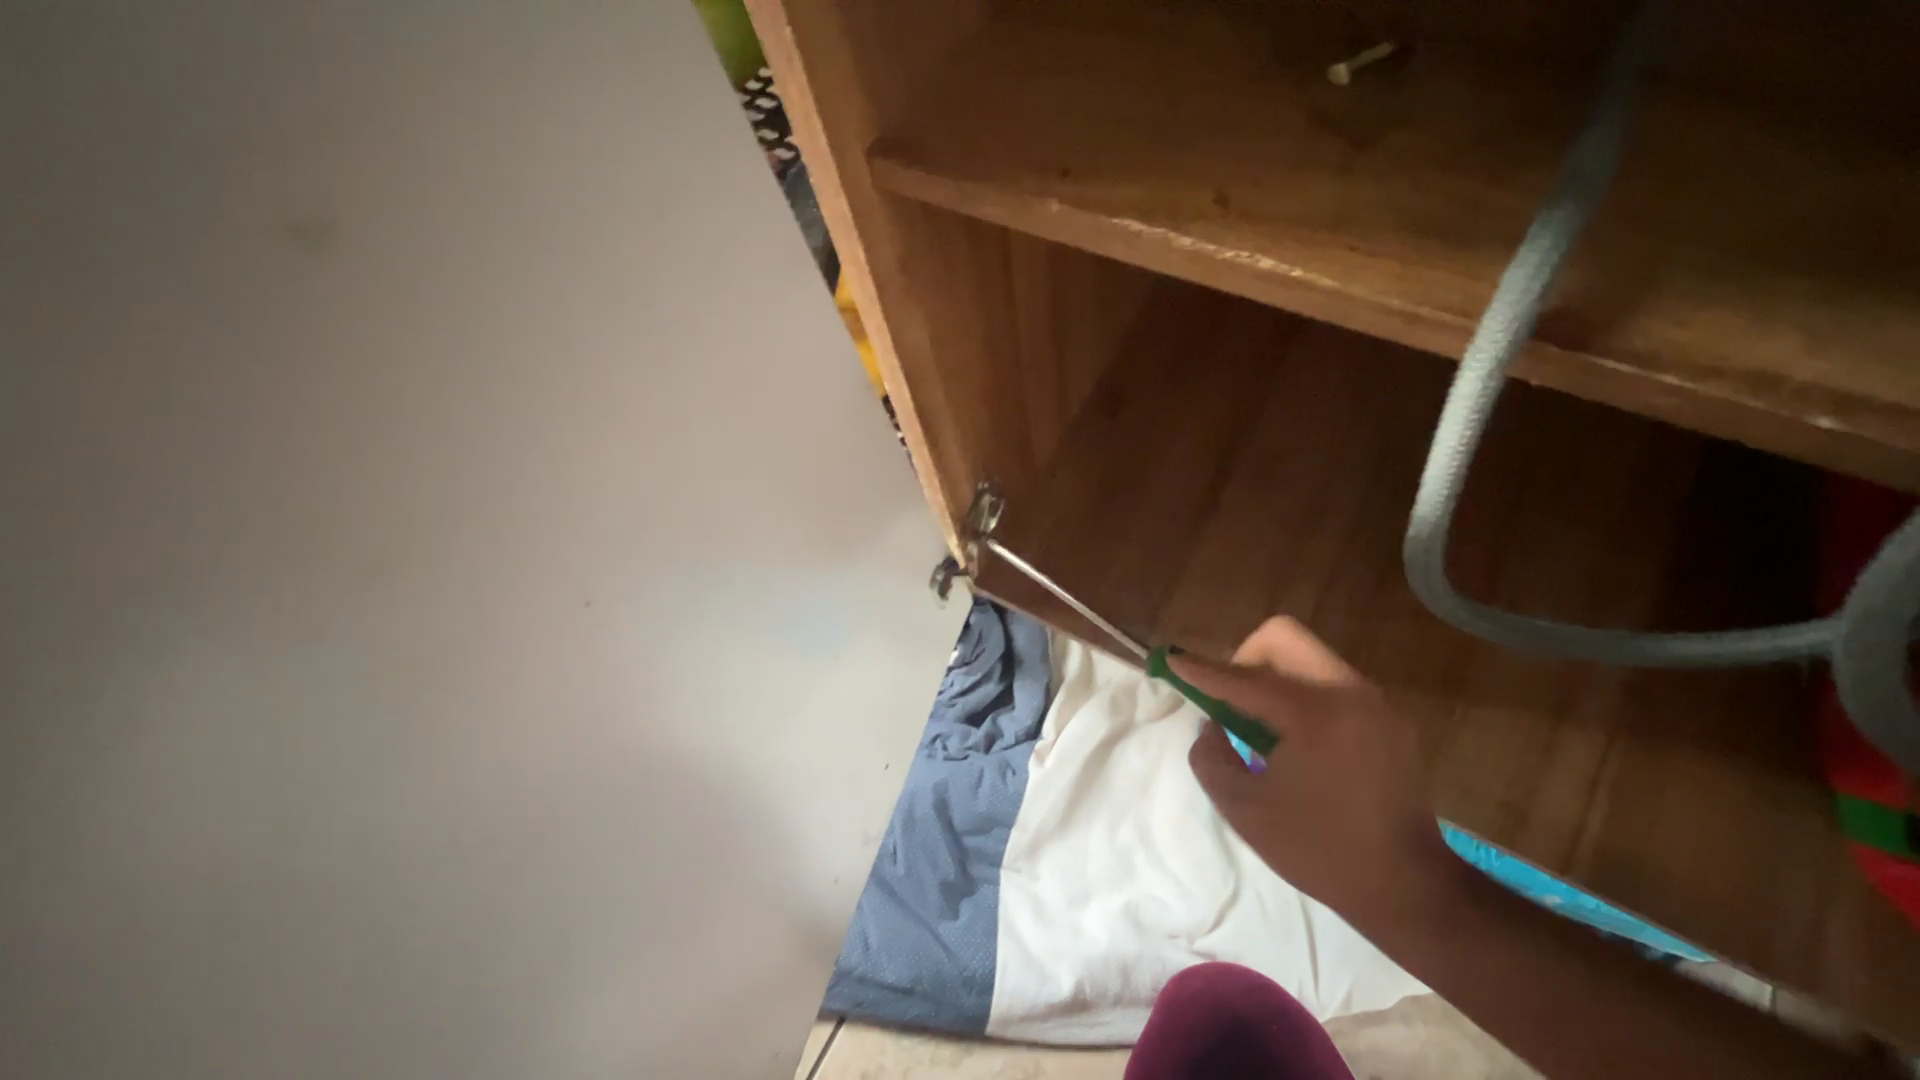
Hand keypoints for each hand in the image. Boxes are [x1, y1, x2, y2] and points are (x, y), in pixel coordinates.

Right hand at [1171, 617, 1458, 925]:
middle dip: (1245, 659)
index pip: (1243, 677)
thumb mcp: (1244, 809)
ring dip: (1275, 678)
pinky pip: (1331, 686)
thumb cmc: (1319, 849)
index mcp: (1313, 712)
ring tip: (1260, 727)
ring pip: (1309, 659)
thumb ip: (1211, 757)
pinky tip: (1296, 744)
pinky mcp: (1387, 722)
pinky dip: (1302, 698)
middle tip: (1229, 699)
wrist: (1408, 886)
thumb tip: (1211, 727)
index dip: (1202, 670)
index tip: (1172, 661)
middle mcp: (1348, 693)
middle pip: (1284, 639)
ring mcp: (1374, 705)